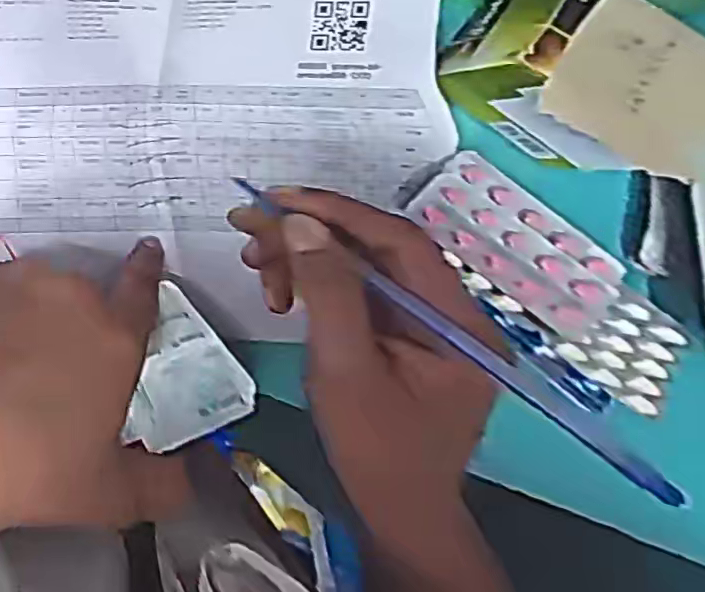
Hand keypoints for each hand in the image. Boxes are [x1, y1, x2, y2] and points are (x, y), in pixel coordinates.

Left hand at [0, 238, 190, 537]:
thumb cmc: (34, 462)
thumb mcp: (112, 493)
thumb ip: (161, 482)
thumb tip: (180, 476)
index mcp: (116, 336)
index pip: (143, 290)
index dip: (147, 269)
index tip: (148, 250)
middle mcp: (73, 295)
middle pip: (88, 295)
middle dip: (83, 319)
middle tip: (63, 360)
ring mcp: (24, 281)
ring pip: (46, 288)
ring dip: (43, 309)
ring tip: (21, 355)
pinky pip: (8, 287)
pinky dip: (7, 306)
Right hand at [227, 188, 501, 532]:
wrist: (393, 505)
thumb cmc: (375, 445)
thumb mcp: (344, 364)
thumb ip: (327, 290)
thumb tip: (301, 224)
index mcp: (455, 323)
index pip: (398, 241)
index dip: (336, 211)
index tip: (279, 200)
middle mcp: (444, 312)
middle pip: (370, 247)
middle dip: (304, 233)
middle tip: (249, 226)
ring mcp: (418, 320)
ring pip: (352, 261)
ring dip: (298, 256)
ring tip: (255, 266)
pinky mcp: (392, 328)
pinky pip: (345, 284)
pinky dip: (305, 279)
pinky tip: (278, 293)